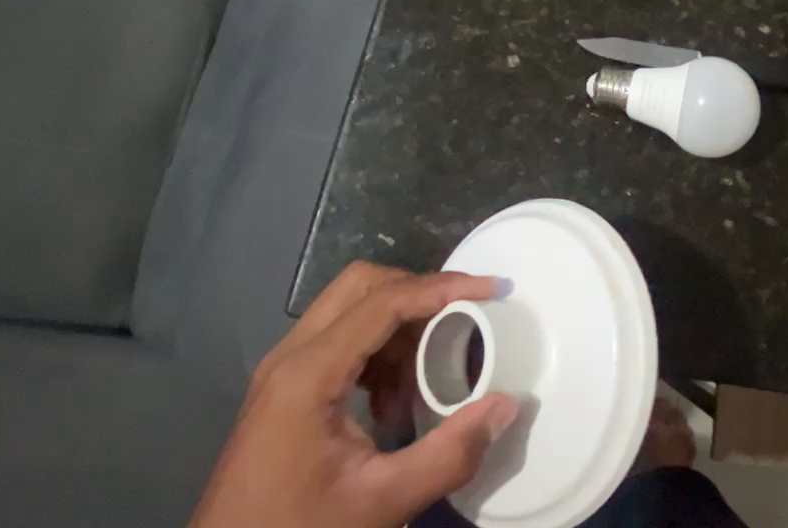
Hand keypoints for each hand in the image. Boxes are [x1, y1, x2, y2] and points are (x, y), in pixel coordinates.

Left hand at [190, 263, 519, 527]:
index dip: (442, 288)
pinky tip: (392, 402)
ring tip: (427, 376)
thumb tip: (505, 405)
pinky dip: (377, 348)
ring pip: (350, 307)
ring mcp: (282, 369)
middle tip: (463, 318)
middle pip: (363, 285)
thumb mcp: (381, 503)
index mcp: (309, 373)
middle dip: (419, 292)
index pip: (385, 301)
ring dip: (398, 325)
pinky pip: (339, 337)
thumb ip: (448, 455)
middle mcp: (291, 355)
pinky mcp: (283, 387)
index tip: (491, 289)